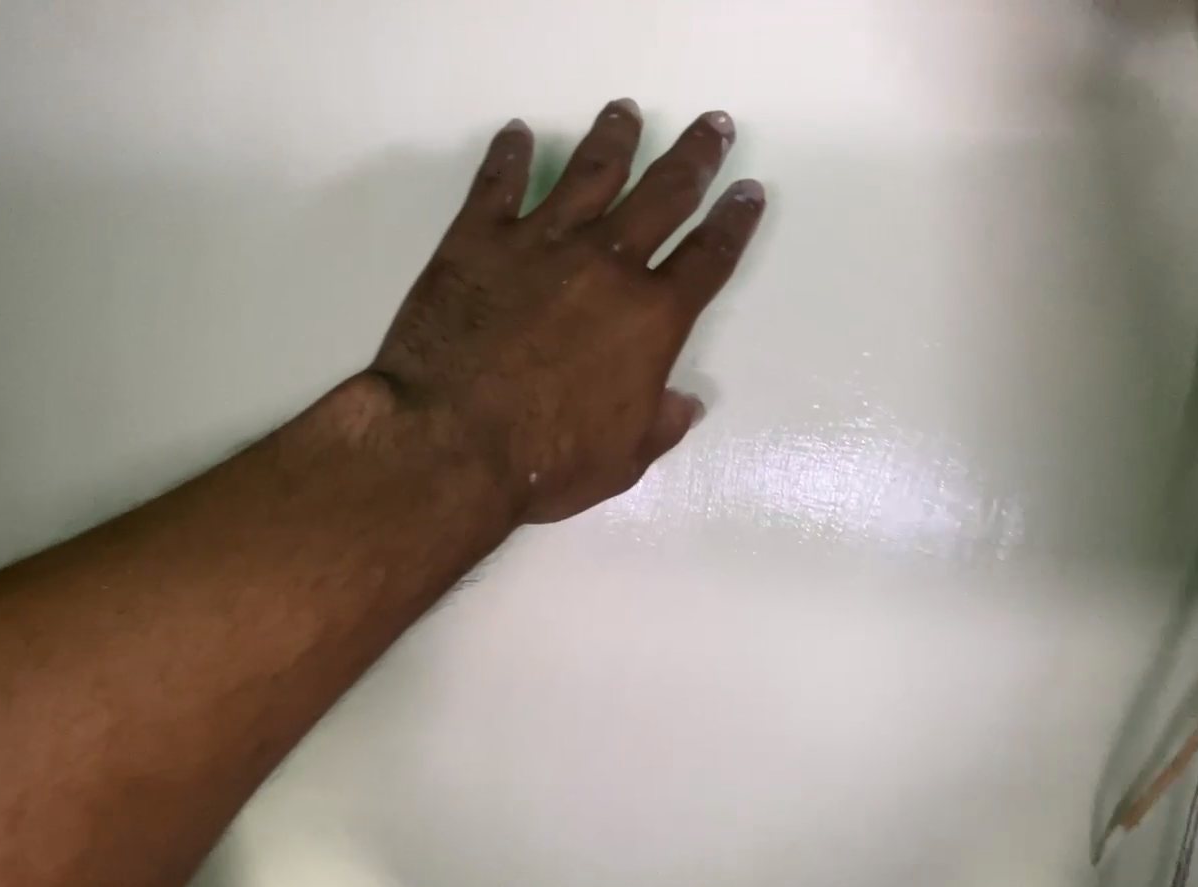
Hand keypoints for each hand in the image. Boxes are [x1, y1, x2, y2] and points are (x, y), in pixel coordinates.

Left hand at [368, 100, 763, 524]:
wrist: (450, 443)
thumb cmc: (545, 463)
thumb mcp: (621, 461)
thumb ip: (659, 426)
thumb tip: (684, 404)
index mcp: (651, 319)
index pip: (708, 259)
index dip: (733, 224)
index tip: (746, 193)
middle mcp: (606, 266)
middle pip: (662, 196)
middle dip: (693, 159)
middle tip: (712, 126)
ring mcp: (540, 245)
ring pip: (589, 173)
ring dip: (613, 139)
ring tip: (626, 112)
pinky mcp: (477, 241)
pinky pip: (498, 184)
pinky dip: (509, 156)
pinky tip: (518, 135)